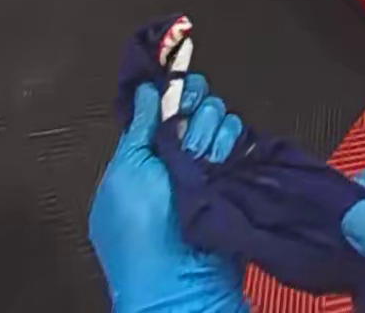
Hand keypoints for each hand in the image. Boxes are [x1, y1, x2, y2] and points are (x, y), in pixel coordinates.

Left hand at [90, 74, 248, 312]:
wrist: (180, 276)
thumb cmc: (141, 230)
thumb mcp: (125, 173)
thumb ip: (138, 126)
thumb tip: (145, 88)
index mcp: (148, 148)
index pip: (165, 99)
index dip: (172, 88)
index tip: (176, 88)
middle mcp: (179, 147)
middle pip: (196, 99)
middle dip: (193, 107)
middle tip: (186, 128)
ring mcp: (208, 156)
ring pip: (218, 113)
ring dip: (209, 131)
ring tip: (200, 160)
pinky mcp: (234, 164)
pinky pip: (239, 132)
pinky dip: (230, 143)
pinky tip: (219, 162)